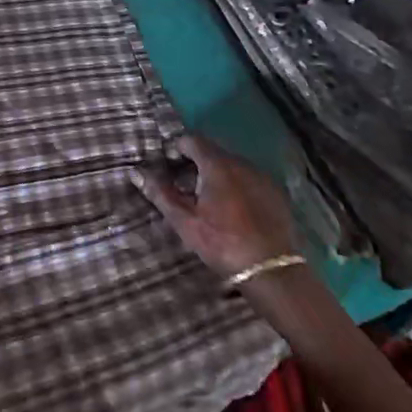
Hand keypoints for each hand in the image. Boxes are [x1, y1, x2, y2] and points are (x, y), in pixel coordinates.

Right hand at [131, 135, 297, 277]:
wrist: (271, 271)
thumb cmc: (222, 243)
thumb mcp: (185, 221)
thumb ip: (161, 193)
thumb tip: (136, 172)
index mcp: (217, 164)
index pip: (192, 140)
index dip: (177, 148)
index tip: (168, 165)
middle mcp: (241, 162)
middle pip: (212, 152)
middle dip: (195, 163)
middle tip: (184, 186)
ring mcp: (262, 177)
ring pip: (232, 166)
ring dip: (217, 175)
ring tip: (208, 200)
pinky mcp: (276, 194)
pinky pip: (250, 180)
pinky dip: (237, 186)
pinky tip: (234, 210)